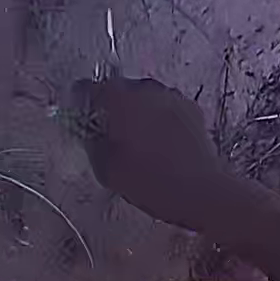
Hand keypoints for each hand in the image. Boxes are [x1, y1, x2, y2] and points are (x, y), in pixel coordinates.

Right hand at [74, 76, 252, 232]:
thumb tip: (90, 134)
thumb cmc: (149, 181)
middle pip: (119, 89)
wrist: (201, 191)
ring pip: (144, 97)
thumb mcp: (108, 170)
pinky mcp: (192, 110)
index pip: (90, 88)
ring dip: (135, 111)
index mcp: (121, 99)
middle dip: (110, 106)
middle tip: (104, 132)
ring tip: (132, 139)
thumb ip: (92, 145)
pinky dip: (156, 118)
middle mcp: (147, 89)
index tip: (78, 116)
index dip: (80, 102)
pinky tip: (156, 142)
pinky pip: (164, 107)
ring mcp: (173, 97)